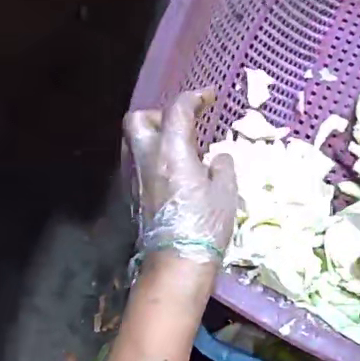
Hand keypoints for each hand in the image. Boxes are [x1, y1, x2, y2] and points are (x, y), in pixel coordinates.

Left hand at [123, 88, 236, 264]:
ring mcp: (136, 178)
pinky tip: (172, 173)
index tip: (209, 98)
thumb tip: (216, 157)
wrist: (177, 262)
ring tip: (179, 150)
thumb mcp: (226, 192)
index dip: (195, 97)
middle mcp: (147, 158)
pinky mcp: (133, 196)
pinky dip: (152, 159)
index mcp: (172, 151)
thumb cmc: (205, 225)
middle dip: (159, 115)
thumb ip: (221, 166)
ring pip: (134, 142)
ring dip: (154, 137)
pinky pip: (138, 165)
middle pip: (138, 119)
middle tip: (182, 125)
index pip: (178, 109)